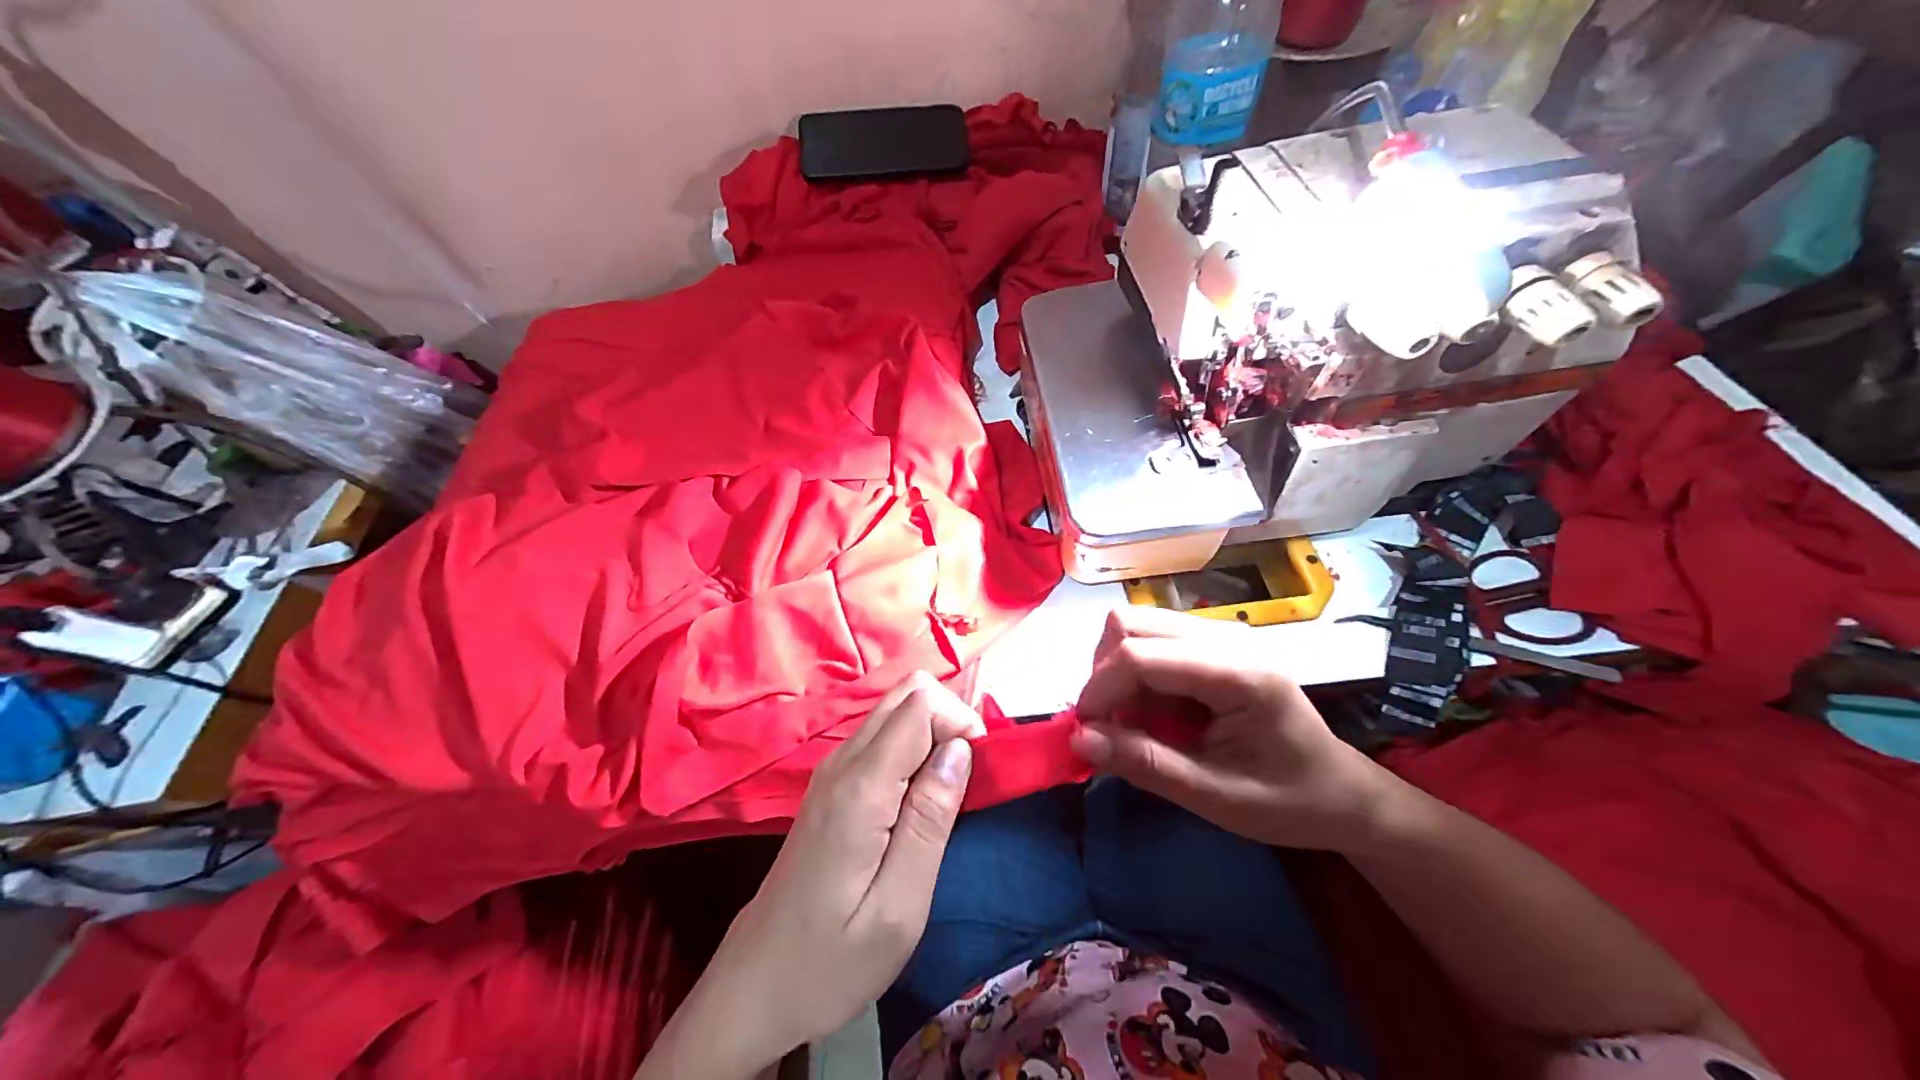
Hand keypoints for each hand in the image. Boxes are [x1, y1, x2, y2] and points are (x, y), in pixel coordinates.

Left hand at [640, 672, 981, 1078]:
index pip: (922, 704)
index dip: (961, 726)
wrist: (755, 986)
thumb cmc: (831, 962)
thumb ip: (931, 819)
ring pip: (895, 709)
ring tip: (947, 797)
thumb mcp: (899, 907)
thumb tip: (961, 749)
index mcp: (861, 787)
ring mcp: (832, 770)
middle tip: (967, 784)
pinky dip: (914, 749)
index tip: (977, 779)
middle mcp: (842, 762)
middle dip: (951, 722)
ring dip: (934, 735)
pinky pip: (882, 737)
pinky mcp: (831, 785)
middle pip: (909, 692)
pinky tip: (919, 801)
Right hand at [1070, 606, 1399, 852]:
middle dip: (1104, 675)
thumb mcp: (1214, 797)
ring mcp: (1222, 633)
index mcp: (1239, 674)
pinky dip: (1135, 672)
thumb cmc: (1288, 802)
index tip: (1086, 733)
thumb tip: (1079, 739)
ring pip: (1136, 625)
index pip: (1140, 655)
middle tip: (1112, 727)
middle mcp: (1228, 637)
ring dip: (1117, 671)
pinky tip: (1153, 710)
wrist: (1341, 794)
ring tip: (1134, 721)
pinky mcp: (1214, 640)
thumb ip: (1144, 763)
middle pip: (1130, 624)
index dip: (1099, 690)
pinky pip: (1152, 638)